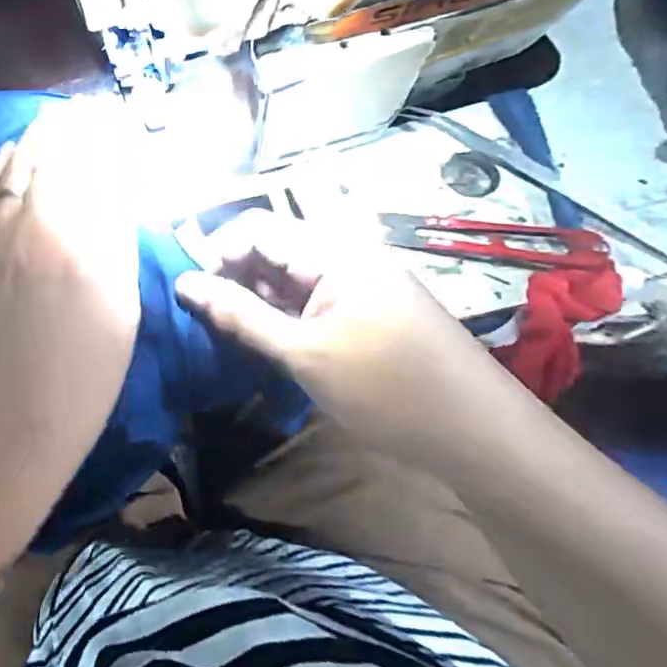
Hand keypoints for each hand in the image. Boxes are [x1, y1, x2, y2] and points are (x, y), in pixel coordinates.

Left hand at [0, 100, 141, 569]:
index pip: (100, 163)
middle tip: (99, 114)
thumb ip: (118, 239)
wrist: (5, 421)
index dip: (113, 134)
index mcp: (80, 238)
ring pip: (20, 157)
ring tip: (65, 120)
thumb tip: (117, 191)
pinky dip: (2, 159)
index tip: (125, 120)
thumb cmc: (82, 379)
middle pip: (58, 149)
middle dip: (81, 125)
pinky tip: (16, 153)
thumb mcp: (122, 307)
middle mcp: (32, 218)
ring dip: (44, 133)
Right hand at [174, 209, 518, 458]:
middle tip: (205, 316)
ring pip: (289, 273)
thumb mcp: (302, 354)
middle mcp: (347, 254)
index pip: (257, 227)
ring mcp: (360, 281)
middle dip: (233, 275)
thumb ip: (239, 314)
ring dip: (256, 296)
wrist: (484, 439)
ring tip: (229, 331)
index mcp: (335, 251)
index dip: (217, 253)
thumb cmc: (388, 391)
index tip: (190, 292)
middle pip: (272, 246)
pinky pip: (310, 295)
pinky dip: (283, 312)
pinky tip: (265, 338)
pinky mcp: (367, 307)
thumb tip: (183, 283)